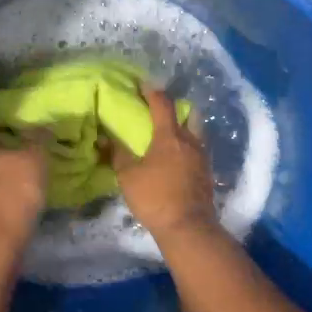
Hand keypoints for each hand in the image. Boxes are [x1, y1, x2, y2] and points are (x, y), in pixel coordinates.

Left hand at [0, 135, 46, 246]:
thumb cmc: (16, 189)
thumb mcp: (35, 159)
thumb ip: (38, 141)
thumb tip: (42, 126)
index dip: (12, 137)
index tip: (29, 142)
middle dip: (9, 161)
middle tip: (32, 163)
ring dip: (7, 183)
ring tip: (30, 185)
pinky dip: (5, 201)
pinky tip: (21, 205)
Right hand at [115, 85, 216, 240]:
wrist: (187, 226)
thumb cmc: (154, 196)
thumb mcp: (128, 176)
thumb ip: (117, 154)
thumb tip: (105, 138)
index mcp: (170, 136)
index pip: (162, 104)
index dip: (152, 92)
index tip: (143, 85)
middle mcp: (190, 141)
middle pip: (189, 114)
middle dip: (177, 109)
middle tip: (161, 112)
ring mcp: (202, 158)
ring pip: (195, 133)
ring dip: (184, 129)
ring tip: (168, 138)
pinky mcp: (206, 174)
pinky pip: (197, 151)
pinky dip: (187, 148)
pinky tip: (176, 159)